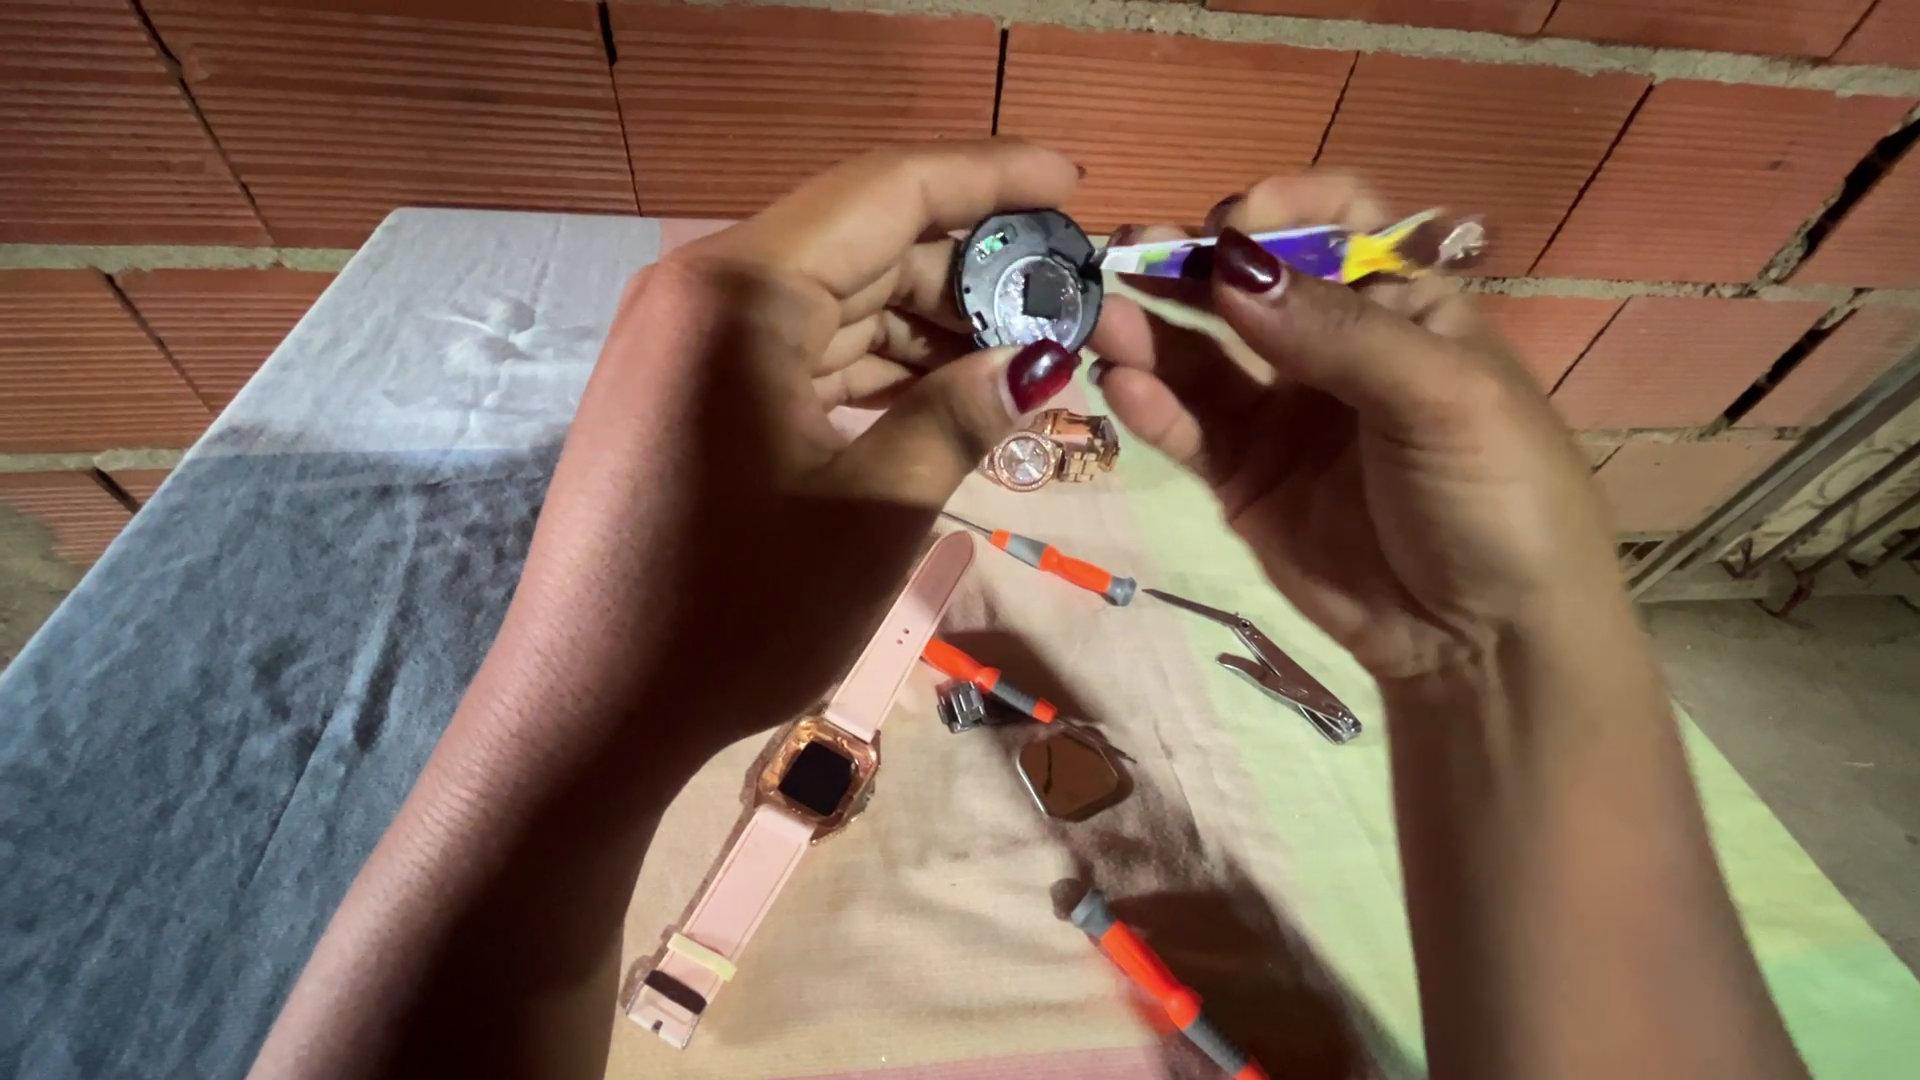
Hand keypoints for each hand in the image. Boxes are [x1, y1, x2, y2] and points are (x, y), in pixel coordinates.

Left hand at [505, 140, 1086, 752]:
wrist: (595, 709)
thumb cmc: (737, 613)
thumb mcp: (875, 510)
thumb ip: (961, 414)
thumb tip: (1040, 361)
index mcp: (741, 292)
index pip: (890, 191)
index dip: (992, 179)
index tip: (1072, 183)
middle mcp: (702, 292)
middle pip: (863, 245)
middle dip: (967, 272)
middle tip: (1057, 306)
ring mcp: (687, 346)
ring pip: (833, 303)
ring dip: (924, 327)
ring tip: (1014, 359)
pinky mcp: (688, 397)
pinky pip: (799, 355)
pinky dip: (872, 369)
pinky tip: (935, 396)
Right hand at [1090, 175, 1621, 678]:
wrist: (1476, 637)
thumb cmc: (1495, 498)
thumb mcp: (1442, 397)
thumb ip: (1336, 330)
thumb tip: (1229, 265)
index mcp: (1401, 310)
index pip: (1336, 225)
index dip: (1280, 213)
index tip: (1228, 225)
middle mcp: (1329, 353)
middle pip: (1246, 290)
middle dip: (1186, 267)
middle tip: (1123, 255)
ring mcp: (1278, 418)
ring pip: (1201, 361)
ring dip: (1150, 334)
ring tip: (1104, 320)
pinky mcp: (1240, 478)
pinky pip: (1190, 432)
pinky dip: (1153, 408)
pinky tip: (1119, 386)